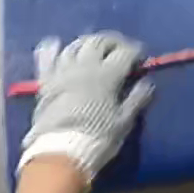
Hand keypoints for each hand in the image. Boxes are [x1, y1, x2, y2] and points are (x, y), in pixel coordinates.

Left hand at [21, 32, 153, 181]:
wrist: (60, 151)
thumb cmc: (97, 138)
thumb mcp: (124, 122)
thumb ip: (136, 99)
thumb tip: (147, 82)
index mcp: (107, 75)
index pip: (125, 52)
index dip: (136, 52)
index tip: (141, 58)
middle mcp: (85, 66)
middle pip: (99, 41)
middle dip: (113, 41)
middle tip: (119, 49)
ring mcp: (63, 70)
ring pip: (75, 45)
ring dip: (88, 42)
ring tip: (94, 48)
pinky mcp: (46, 80)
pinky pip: (46, 57)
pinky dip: (52, 47)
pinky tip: (55, 43)